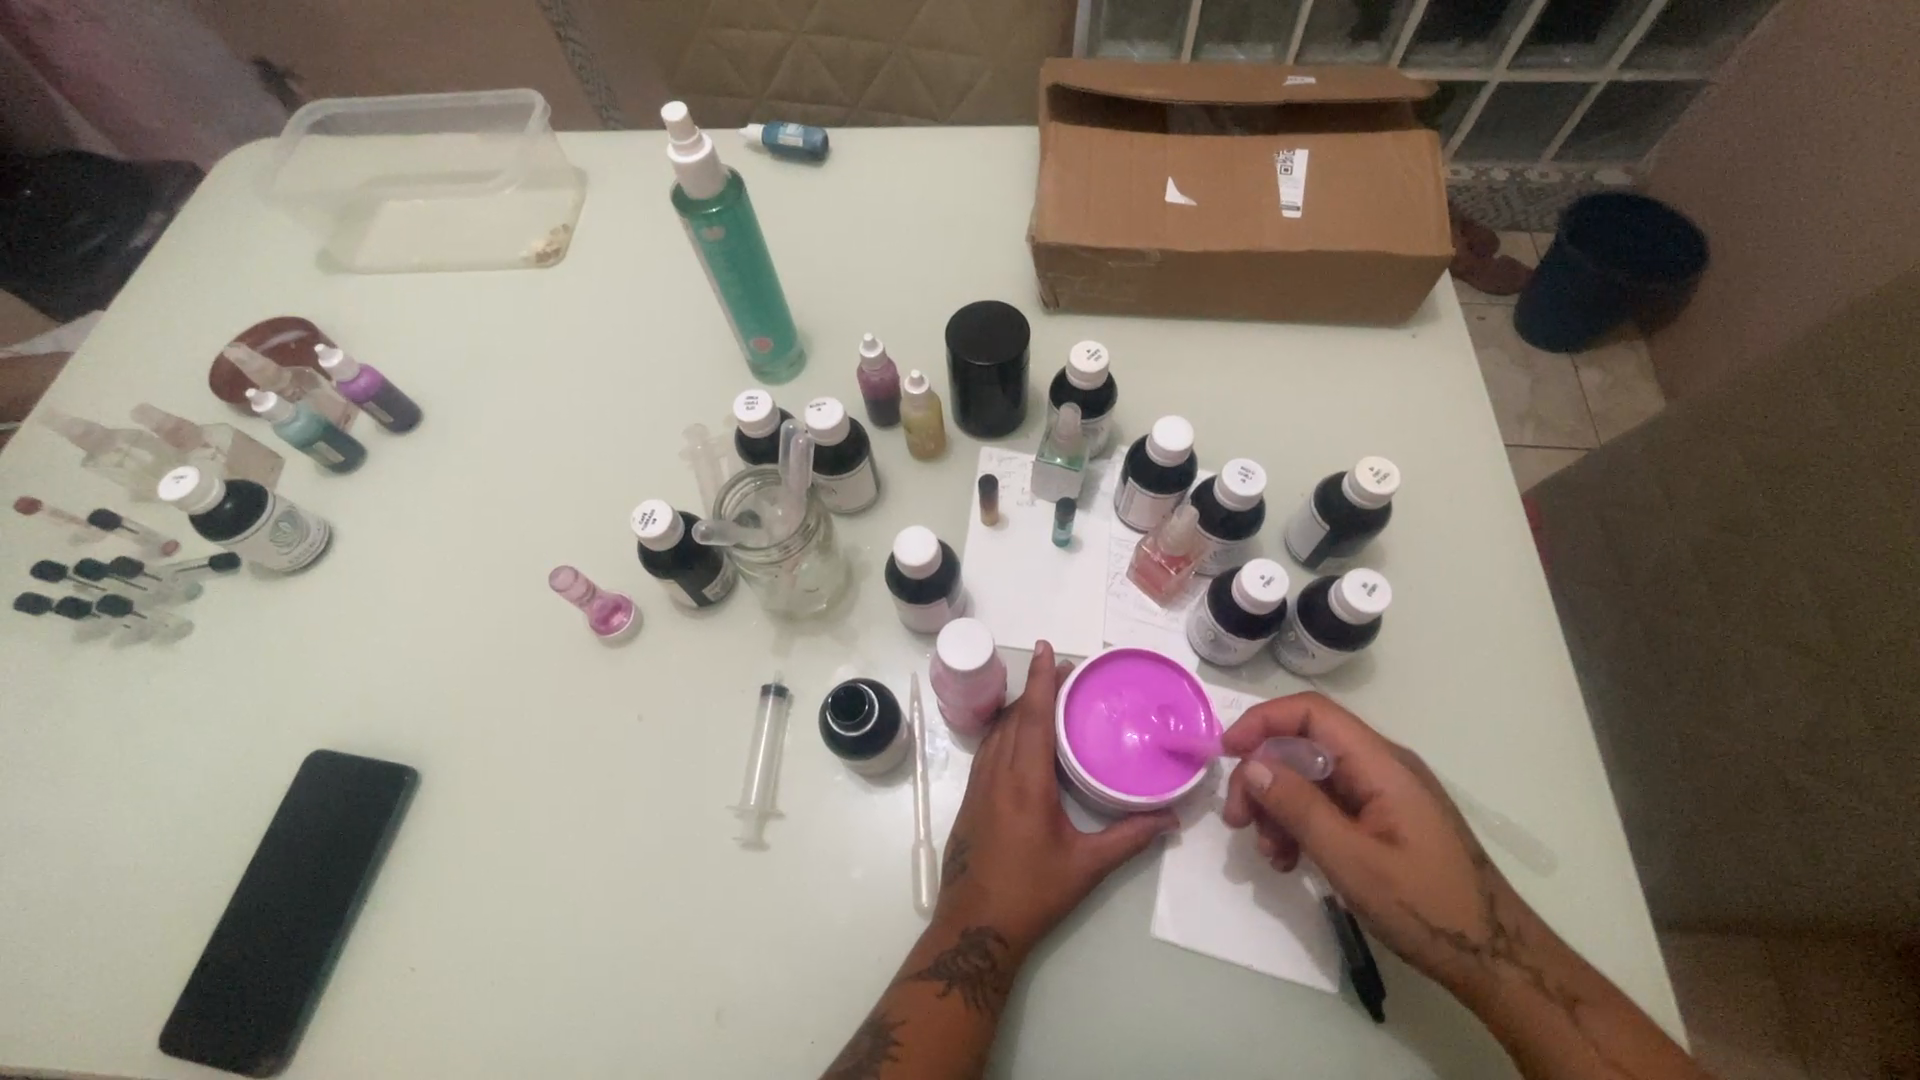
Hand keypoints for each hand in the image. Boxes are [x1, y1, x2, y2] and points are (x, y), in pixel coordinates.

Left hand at [935, 641, 1178, 954]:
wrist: (974, 927)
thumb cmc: (1032, 894)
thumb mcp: (1086, 866)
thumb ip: (1129, 838)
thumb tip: (1170, 819)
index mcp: (1025, 783)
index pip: (1032, 718)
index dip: (1041, 681)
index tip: (1047, 649)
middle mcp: (996, 775)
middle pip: (1013, 718)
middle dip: (1035, 688)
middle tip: (1062, 669)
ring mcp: (977, 787)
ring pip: (995, 733)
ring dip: (1017, 708)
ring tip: (1044, 696)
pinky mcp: (970, 800)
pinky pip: (987, 751)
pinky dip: (1004, 731)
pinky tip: (1019, 738)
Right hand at [1220, 692, 1544, 1001]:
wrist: (1496, 959)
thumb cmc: (1427, 907)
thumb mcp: (1352, 860)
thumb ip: (1299, 807)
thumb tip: (1251, 764)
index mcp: (1380, 764)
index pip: (1311, 712)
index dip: (1262, 721)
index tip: (1226, 754)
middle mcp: (1380, 767)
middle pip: (1303, 746)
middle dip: (1262, 776)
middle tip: (1238, 820)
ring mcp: (1381, 794)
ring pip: (1310, 777)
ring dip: (1278, 806)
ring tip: (1269, 853)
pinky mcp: (1381, 819)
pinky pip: (1327, 804)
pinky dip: (1299, 824)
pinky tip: (1290, 860)